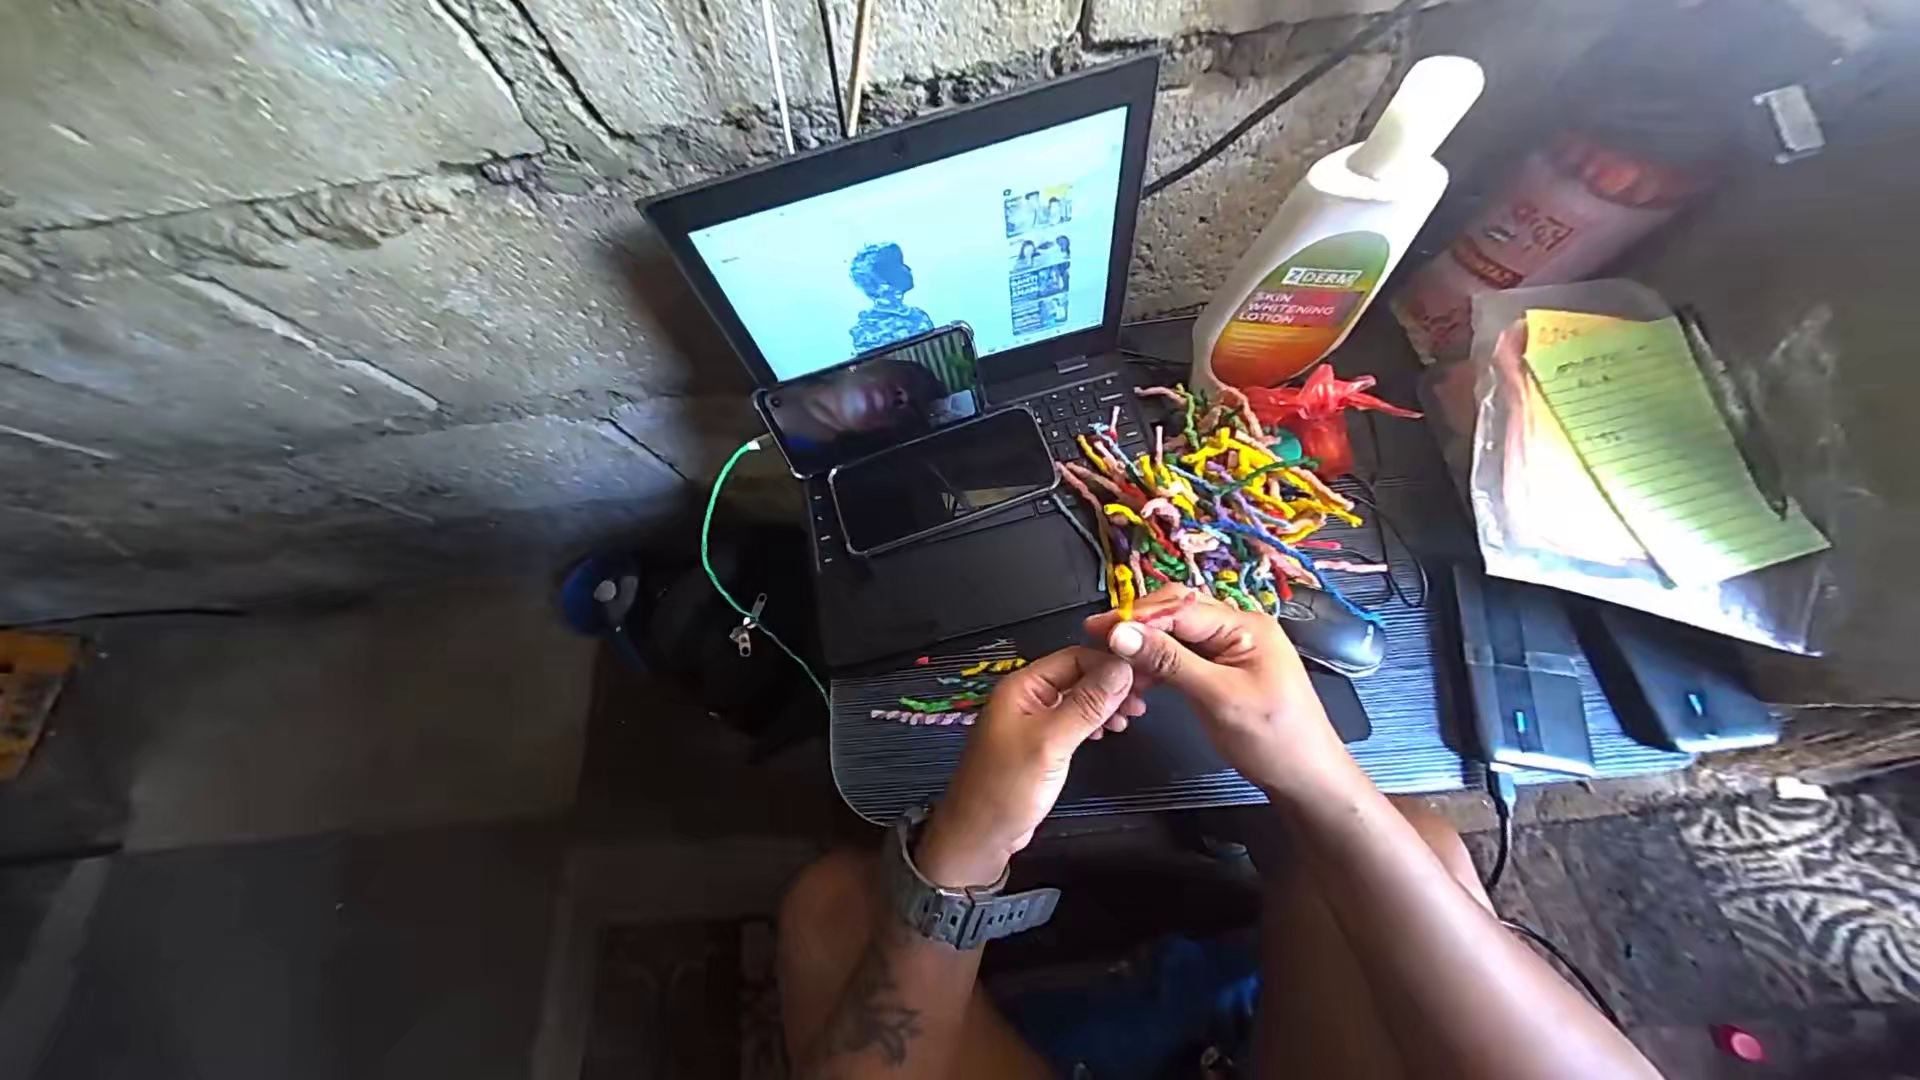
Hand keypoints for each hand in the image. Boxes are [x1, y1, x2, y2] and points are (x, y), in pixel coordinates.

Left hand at [917, 647, 1142, 886]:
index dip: (1109, 664)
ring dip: (1105, 703)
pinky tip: (1108, 730)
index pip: (1074, 657)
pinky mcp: (1040, 741)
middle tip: (1142, 700)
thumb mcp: (1050, 742)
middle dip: (1111, 684)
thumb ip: (1086, 704)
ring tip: (1130, 717)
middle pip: (1077, 675)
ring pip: (1077, 697)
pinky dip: (1093, 721)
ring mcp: (1033, 719)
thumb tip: (1121, 668)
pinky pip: (1072, 719)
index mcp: (1023, 686)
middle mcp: (1027, 696)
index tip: (1143, 678)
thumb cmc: (1005, 788)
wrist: (979, 835)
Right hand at [1084, 586, 1356, 797]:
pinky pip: (1178, 653)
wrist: (1306, 779)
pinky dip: (1155, 662)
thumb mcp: (1219, 698)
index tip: (1097, 628)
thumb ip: (1169, 661)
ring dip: (1143, 645)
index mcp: (1245, 625)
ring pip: (1173, 632)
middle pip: (1174, 611)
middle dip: (1137, 624)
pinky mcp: (1218, 666)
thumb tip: (1121, 633)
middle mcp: (1235, 627)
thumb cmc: (1274, 739)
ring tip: (1114, 661)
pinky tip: (1138, 678)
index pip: (1179, 608)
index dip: (1136, 617)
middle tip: (1099, 638)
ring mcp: (1227, 646)